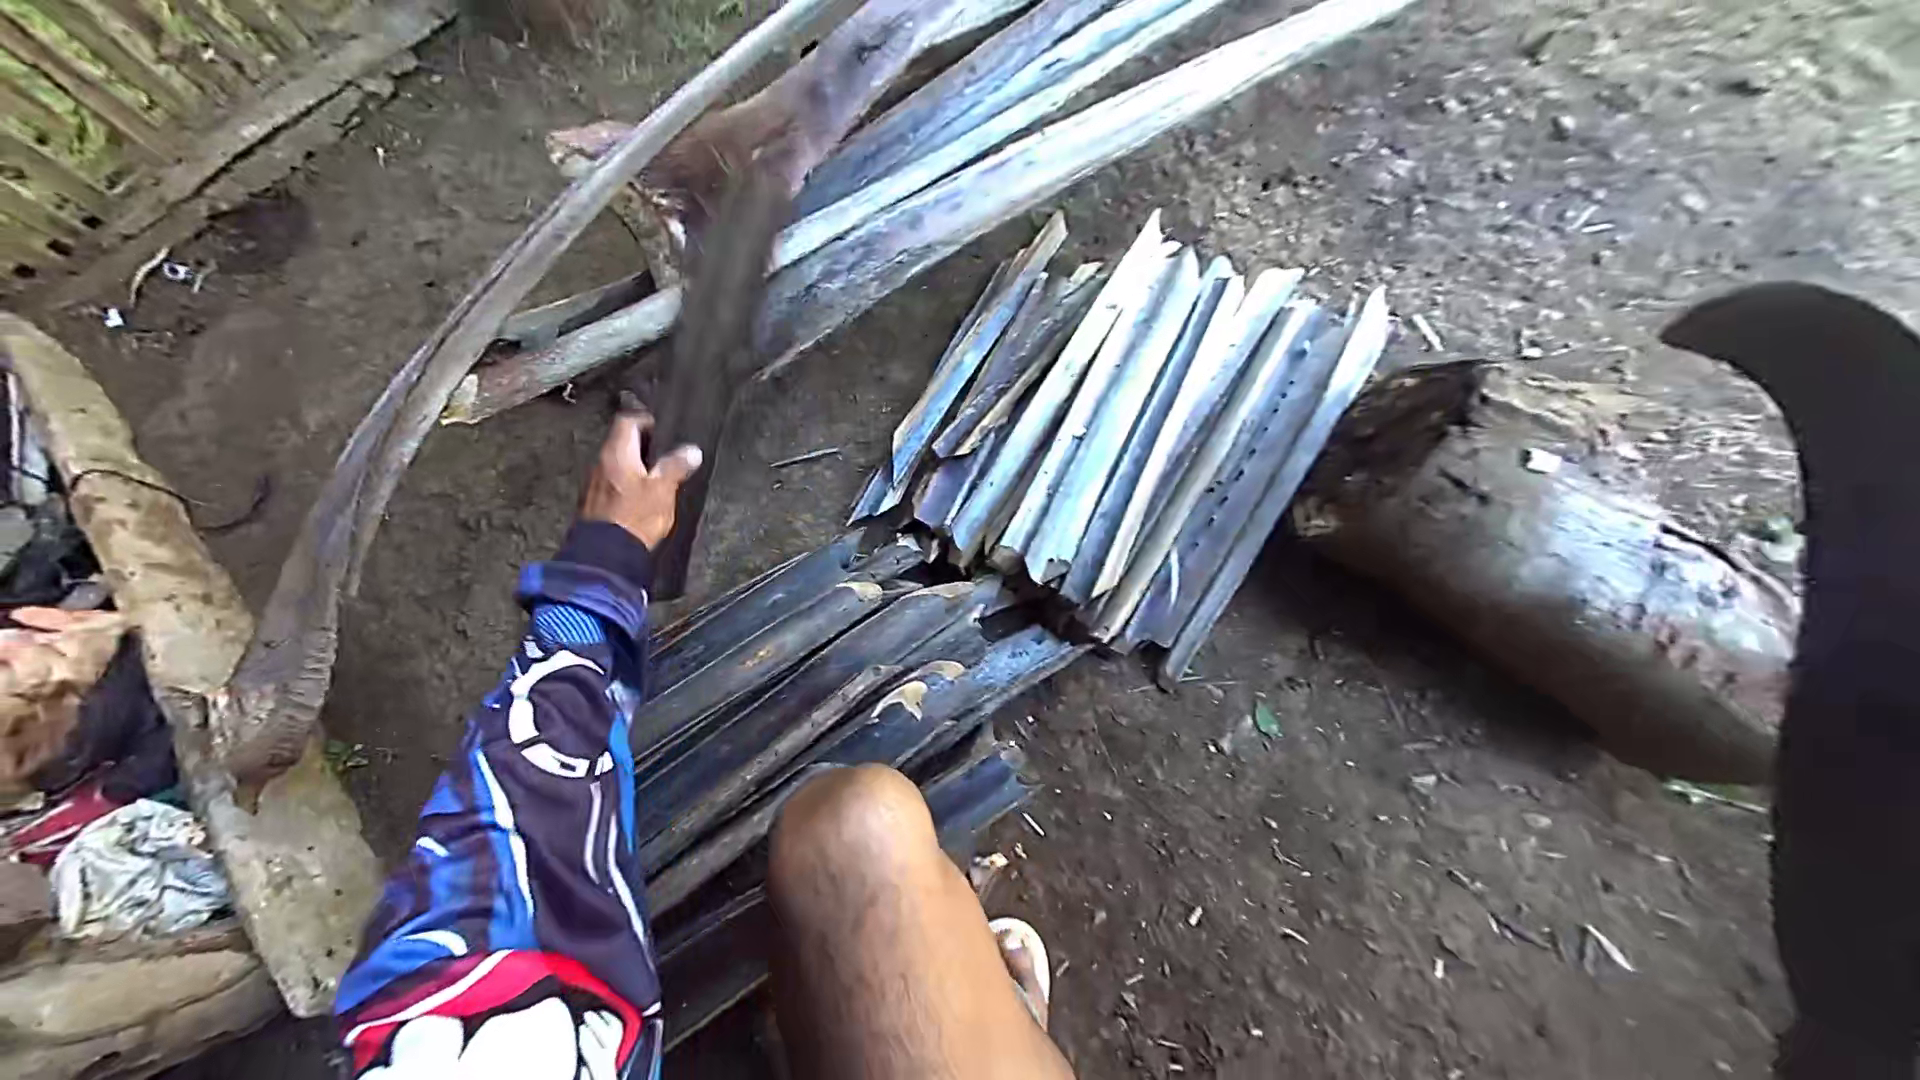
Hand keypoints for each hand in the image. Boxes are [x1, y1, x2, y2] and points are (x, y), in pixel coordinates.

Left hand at [579, 400, 702, 550]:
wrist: (607, 554)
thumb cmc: (636, 517)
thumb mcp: (663, 489)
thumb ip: (676, 467)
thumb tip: (692, 451)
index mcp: (616, 453)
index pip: (627, 421)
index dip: (646, 421)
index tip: (664, 431)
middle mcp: (600, 462)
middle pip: (620, 441)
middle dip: (643, 445)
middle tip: (667, 454)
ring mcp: (594, 482)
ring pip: (616, 462)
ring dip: (635, 464)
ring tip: (658, 476)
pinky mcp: (594, 501)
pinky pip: (612, 481)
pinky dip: (627, 481)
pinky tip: (642, 495)